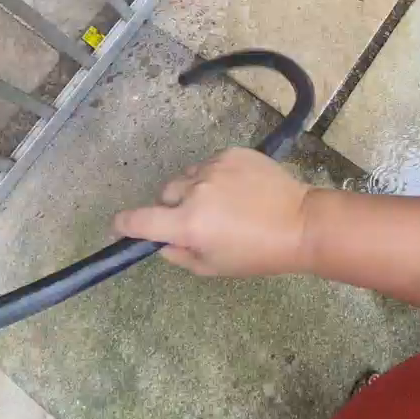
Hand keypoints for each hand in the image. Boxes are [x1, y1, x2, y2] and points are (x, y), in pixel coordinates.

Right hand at [112, 147, 314, 276]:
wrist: (300, 222)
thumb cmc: (257, 253)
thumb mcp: (212, 266)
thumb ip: (177, 254)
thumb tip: (159, 240)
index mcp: (188, 223)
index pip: (138, 220)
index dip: (123, 224)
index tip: (119, 226)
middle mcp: (196, 190)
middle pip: (166, 194)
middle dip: (174, 207)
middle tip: (199, 221)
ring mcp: (215, 166)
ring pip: (189, 176)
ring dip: (195, 189)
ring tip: (224, 204)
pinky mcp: (233, 152)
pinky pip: (211, 163)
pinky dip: (216, 175)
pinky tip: (238, 189)